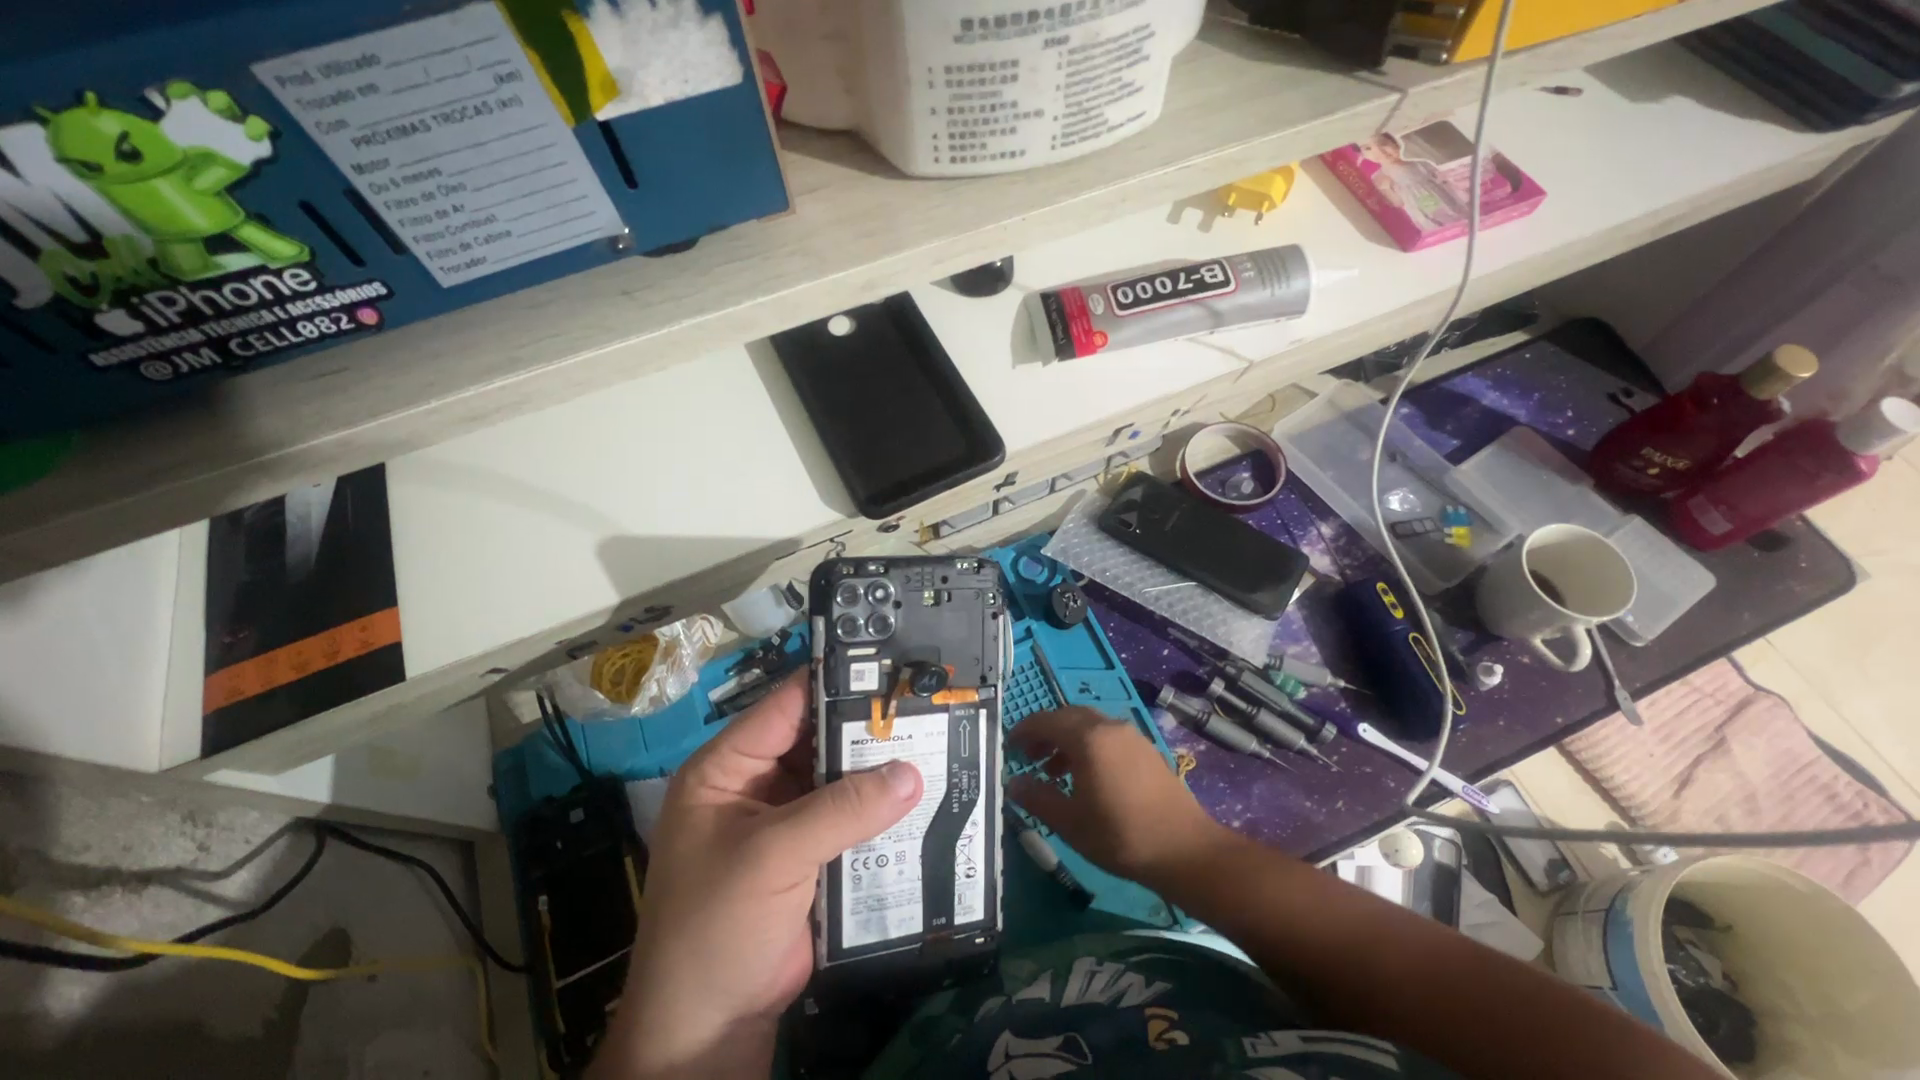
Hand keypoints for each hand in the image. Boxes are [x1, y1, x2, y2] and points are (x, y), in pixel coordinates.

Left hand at [597, 678, 921, 1079]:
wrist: (709, 1025)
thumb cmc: (717, 926)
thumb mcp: (771, 856)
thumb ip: (841, 810)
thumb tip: (911, 772)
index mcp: (726, 771)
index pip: (784, 708)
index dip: (833, 683)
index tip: (891, 666)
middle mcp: (756, 789)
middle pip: (818, 744)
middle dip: (867, 731)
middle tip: (931, 709)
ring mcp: (785, 827)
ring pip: (840, 784)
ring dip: (880, 774)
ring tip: (941, 747)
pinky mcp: (811, 862)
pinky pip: (851, 825)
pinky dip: (883, 816)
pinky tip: (926, 803)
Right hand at [1008, 707, 1230, 884]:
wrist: (1183, 849)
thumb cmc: (1120, 835)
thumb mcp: (1069, 822)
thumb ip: (1037, 798)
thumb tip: (1013, 782)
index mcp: (1088, 739)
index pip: (1046, 721)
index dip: (1023, 731)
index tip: (1009, 747)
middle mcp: (1110, 728)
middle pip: (1069, 717)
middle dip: (1045, 732)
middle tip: (1028, 756)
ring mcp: (1132, 737)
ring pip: (1091, 726)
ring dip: (1067, 740)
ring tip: (1053, 771)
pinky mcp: (1147, 751)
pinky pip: (1108, 737)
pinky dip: (1089, 747)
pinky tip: (1086, 778)